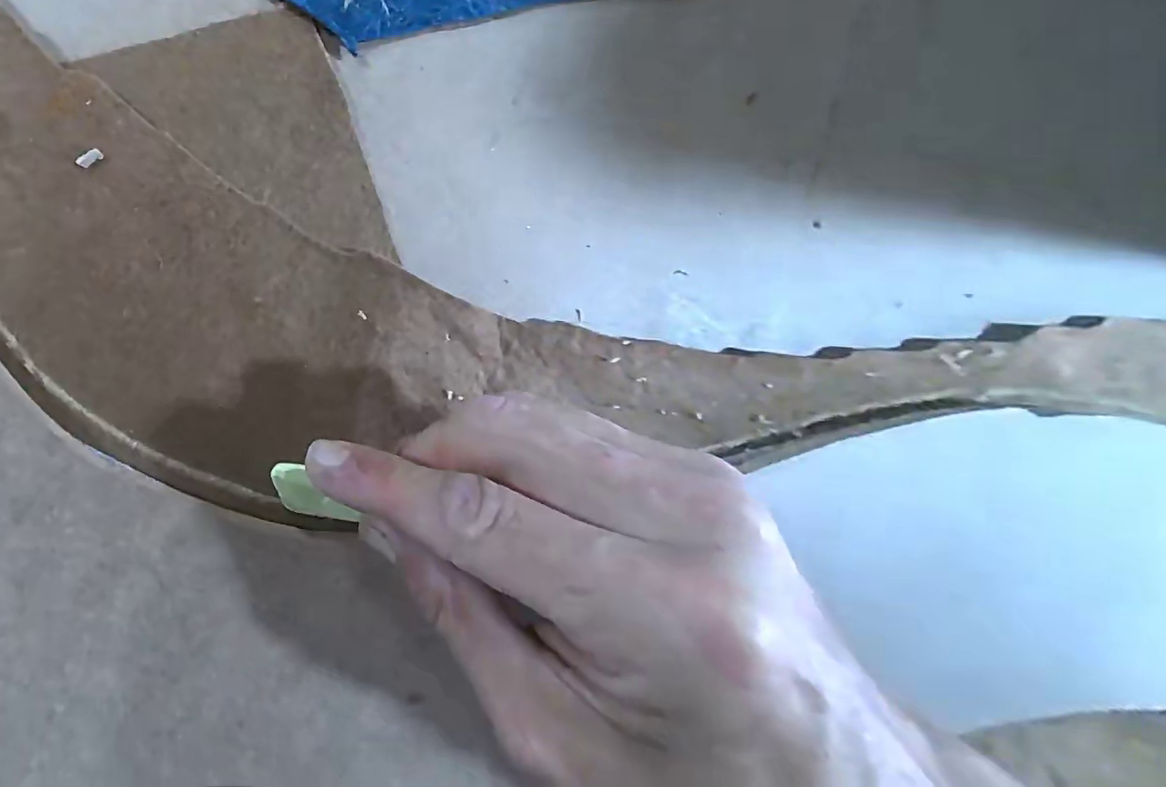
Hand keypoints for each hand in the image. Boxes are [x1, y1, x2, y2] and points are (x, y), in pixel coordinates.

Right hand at [304, 394, 1021, 786]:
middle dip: (426, 450)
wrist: (842, 761)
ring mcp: (704, 477)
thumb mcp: (553, 735)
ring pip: (538, 416)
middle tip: (381, 486)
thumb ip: (462, 617)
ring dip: (465, 442)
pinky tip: (501, 488)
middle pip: (512, 438)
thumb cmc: (686, 780)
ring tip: (434, 488)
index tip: (324, 460)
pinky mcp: (702, 461)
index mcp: (662, 616)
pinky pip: (572, 426)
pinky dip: (513, 445)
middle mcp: (690, 521)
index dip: (394, 483)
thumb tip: (388, 525)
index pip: (488, 517)